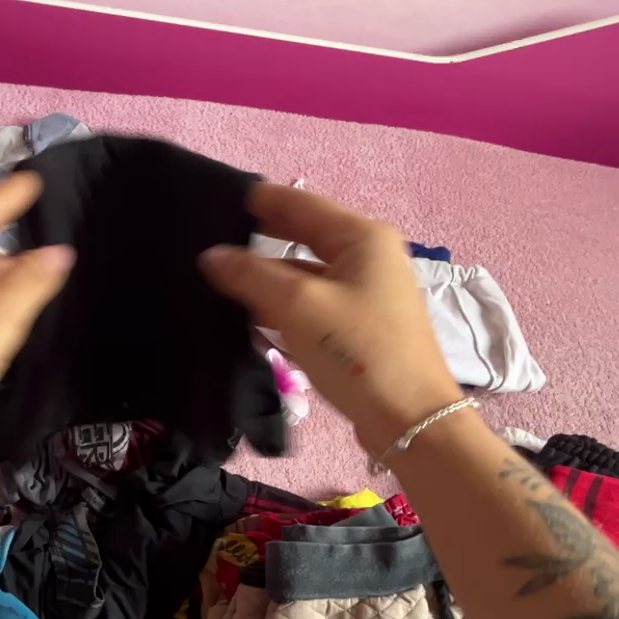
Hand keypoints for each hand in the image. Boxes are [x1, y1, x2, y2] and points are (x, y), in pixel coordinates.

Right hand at [198, 182, 462, 455]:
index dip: (257, 200)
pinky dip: (282, 304)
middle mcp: (367, 257)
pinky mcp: (358, 325)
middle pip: (303, 236)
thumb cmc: (357, 352)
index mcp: (361, 237)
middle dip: (259, 237)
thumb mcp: (298, 306)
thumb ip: (251, 275)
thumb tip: (211, 256)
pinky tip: (249, 315)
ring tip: (219, 279)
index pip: (299, 203)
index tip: (213, 199)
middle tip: (211, 237)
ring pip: (305, 272)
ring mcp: (365, 292)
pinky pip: (311, 302)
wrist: (408, 419)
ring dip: (267, 276)